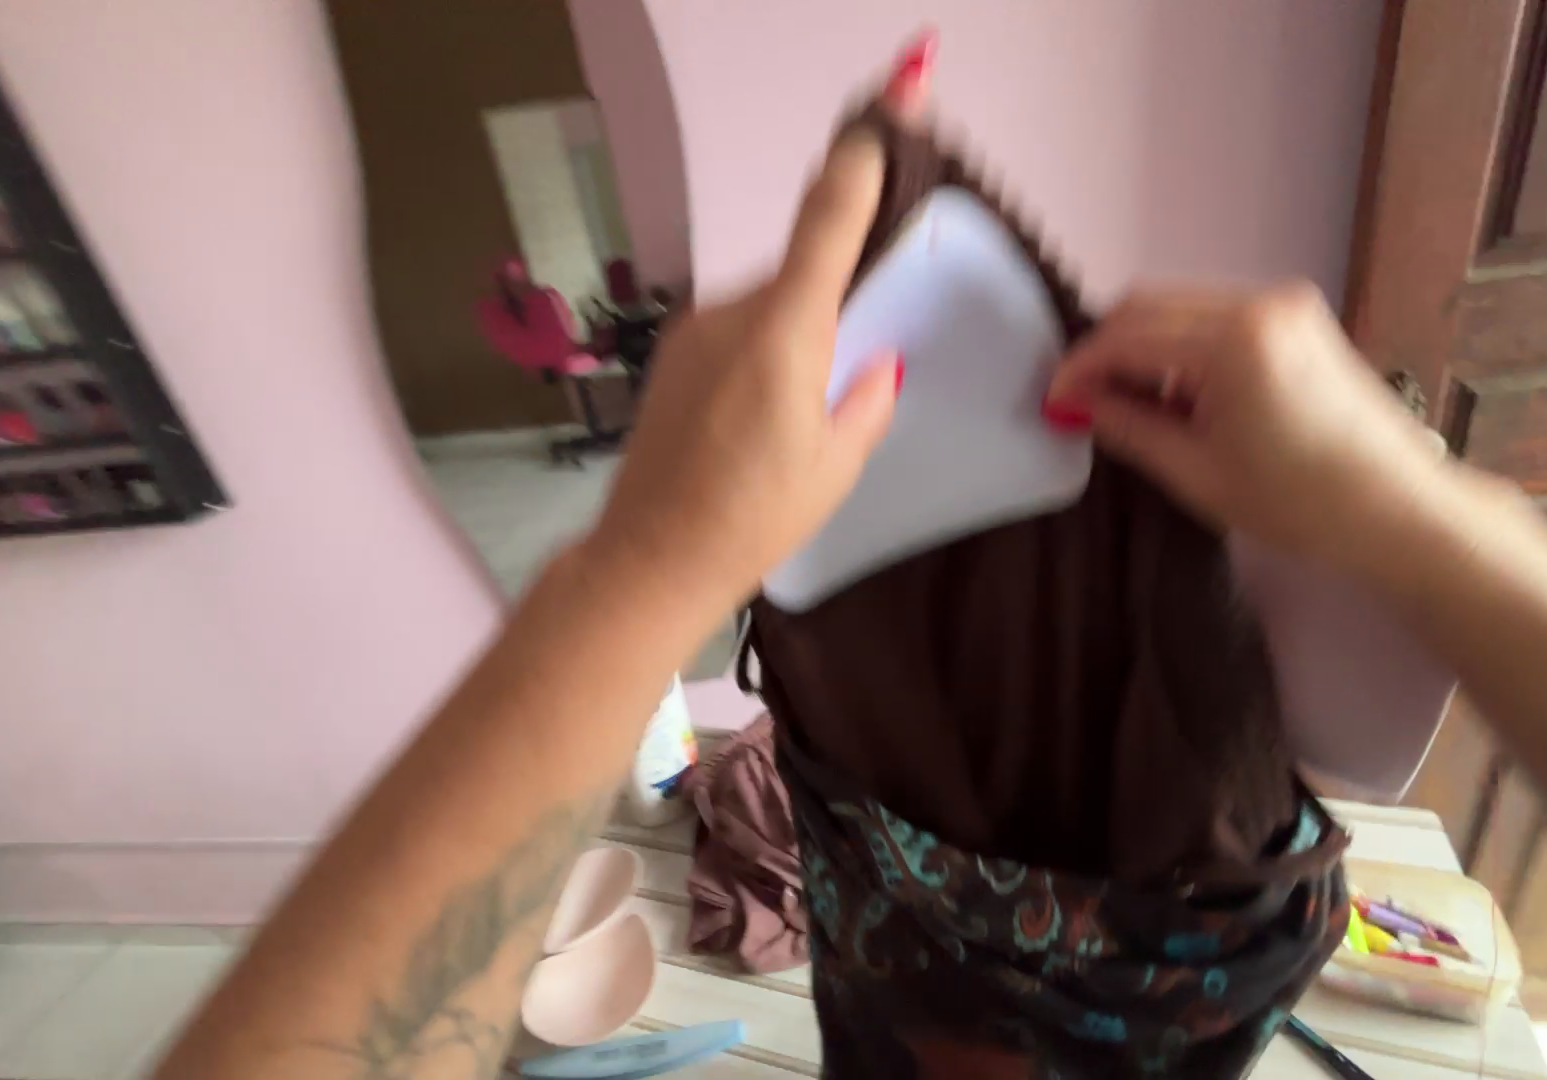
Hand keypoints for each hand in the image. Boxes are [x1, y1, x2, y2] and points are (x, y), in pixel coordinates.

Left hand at [583, 34, 936, 613]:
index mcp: (785, 334)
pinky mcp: (674, 353)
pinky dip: (762, 349)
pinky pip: (736, 328)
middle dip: (833, 300)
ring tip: (794, 412)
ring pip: (768, 305)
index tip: (895, 99)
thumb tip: (877, 362)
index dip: (861, 160)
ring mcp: (694, 330)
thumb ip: (866, 400)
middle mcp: (733, 312)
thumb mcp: (836, 466)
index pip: (827, 222)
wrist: (652, 556)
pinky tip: (759, 412)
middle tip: (849, 366)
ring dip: (795, 333)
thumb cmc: (755, 518)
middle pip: (802, 273)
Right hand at [1045, 284, 1458, 575]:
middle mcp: (1258, 301)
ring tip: (1127, 403)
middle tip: (1080, 401)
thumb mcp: (1192, 471)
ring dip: (1139, 347)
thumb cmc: (1293, 502)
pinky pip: (1210, 316)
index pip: (1128, 335)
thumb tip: (1072, 402)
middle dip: (1104, 350)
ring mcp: (1282, 302)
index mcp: (1233, 341)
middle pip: (1147, 304)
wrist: (1397, 506)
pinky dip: (1176, 346)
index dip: (1079, 368)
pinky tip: (1174, 391)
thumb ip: (1124, 424)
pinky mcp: (1294, 315)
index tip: (1053, 403)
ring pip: (1176, 305)